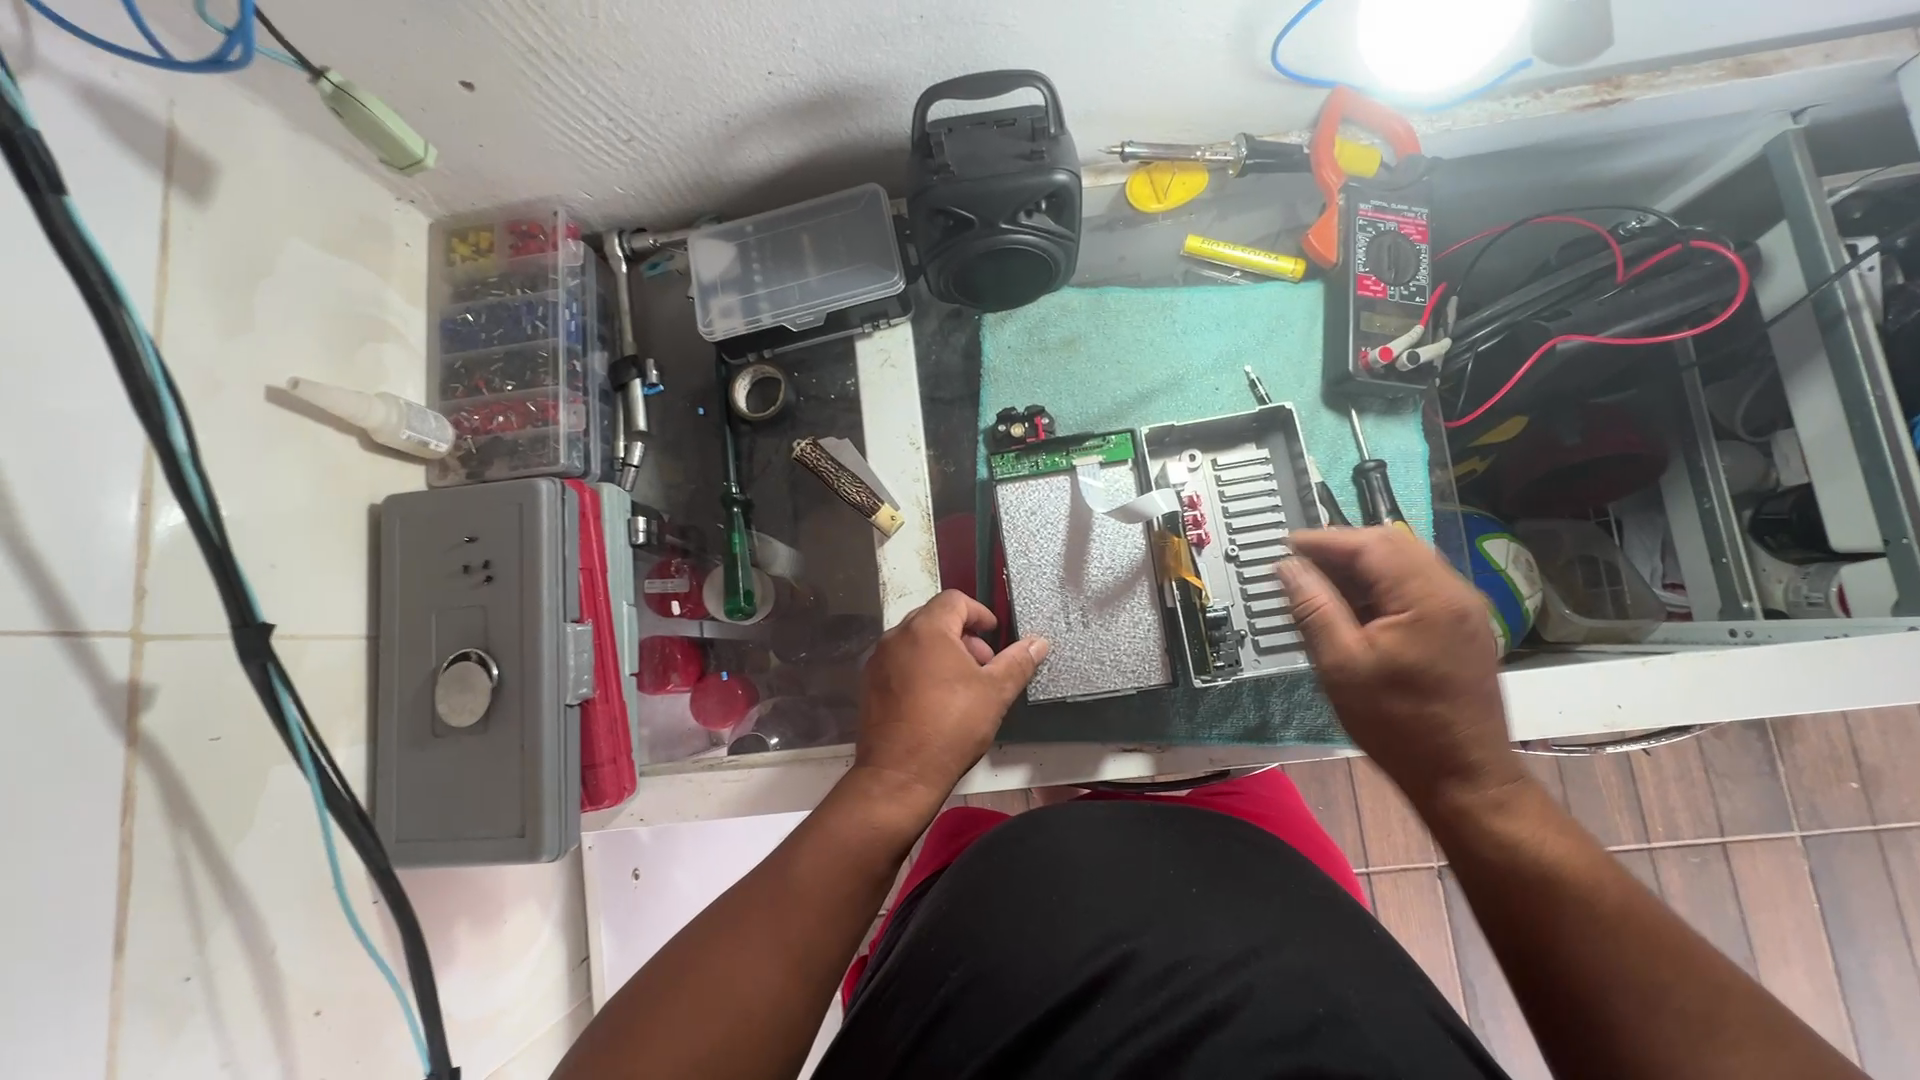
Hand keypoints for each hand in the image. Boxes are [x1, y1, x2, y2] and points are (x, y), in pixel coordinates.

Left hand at [854, 591, 1049, 802]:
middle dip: (962, 634)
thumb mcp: (994, 693)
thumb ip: (1017, 662)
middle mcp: (896, 637)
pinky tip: (936, 700)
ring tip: (962, 684)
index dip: (979, 613)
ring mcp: (878, 662)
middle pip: (933, 618)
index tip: (994, 634)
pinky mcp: (869, 685)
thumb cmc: (951, 727)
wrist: (898, 774)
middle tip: (983, 663)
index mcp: (926, 630)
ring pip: (915, 642)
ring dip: (941, 652)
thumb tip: (1038, 642)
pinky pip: (899, 663)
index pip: (954, 600)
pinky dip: (920, 668)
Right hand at [1278, 527, 1522, 811]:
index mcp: (1427, 596)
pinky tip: (1357, 609)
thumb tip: (1288, 567)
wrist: (1464, 777)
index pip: (1370, 544)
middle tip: (1299, 566)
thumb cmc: (1397, 724)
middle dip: (1342, 549)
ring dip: (1363, 567)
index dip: (1323, 541)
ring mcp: (1465, 611)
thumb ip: (1313, 608)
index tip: (1283, 547)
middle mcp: (1454, 592)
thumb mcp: (1341, 665)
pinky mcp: (1465, 629)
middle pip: (1393, 546)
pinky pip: (1420, 588)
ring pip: (1408, 564)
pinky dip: (1384, 586)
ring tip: (1321, 586)